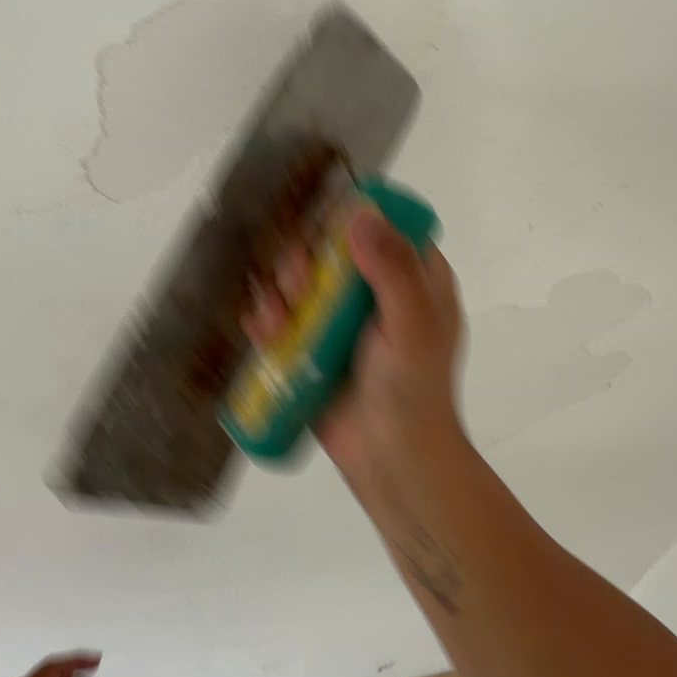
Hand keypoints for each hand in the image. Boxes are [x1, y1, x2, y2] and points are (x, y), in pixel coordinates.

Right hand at [246, 206, 465, 487]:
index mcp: (414, 277)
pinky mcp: (310, 349)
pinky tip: (263, 333)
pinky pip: (279, 319)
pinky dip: (265, 320)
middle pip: (326, 249)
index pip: (378, 225)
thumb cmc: (413, 391)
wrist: (391, 460)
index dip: (346, 221)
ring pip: (296, 281)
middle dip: (302, 260)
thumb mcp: (413, 325)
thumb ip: (393, 270)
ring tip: (277, 320)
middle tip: (298, 285)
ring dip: (278, 290)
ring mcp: (339, 321)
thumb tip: (359, 216)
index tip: (323, 237)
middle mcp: (374, 292)